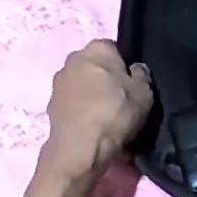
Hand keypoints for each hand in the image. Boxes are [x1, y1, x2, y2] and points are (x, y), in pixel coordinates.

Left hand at [41, 39, 153, 180]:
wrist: (81, 148)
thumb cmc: (115, 114)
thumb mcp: (144, 93)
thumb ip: (142, 76)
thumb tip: (136, 70)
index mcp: (96, 48)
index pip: (115, 49)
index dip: (126, 67)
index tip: (134, 87)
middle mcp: (72, 58)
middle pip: (96, 68)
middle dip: (107, 81)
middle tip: (123, 104)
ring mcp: (58, 83)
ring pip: (84, 87)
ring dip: (94, 98)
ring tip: (108, 120)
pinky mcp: (51, 106)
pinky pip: (75, 106)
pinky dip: (84, 113)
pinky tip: (94, 130)